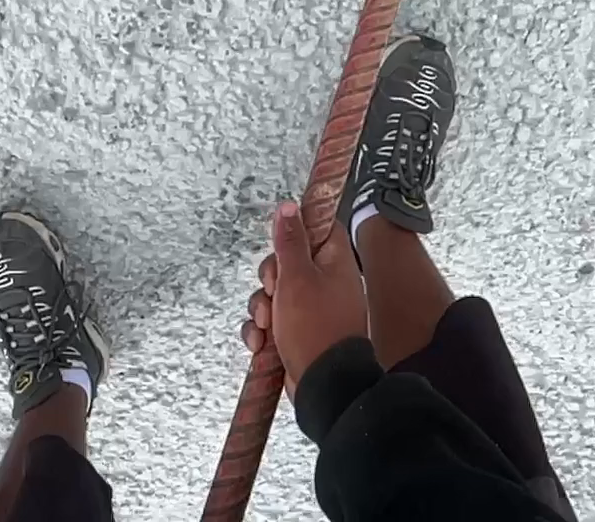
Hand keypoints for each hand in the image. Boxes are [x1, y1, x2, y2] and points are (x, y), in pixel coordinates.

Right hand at [240, 202, 367, 393]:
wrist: (324, 388)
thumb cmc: (315, 327)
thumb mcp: (296, 277)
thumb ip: (289, 241)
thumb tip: (288, 206)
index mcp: (334, 261)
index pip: (317, 228)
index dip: (296, 230)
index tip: (280, 241)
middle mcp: (325, 281)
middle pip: (287, 260)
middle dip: (269, 277)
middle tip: (273, 289)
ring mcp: (311, 308)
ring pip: (273, 292)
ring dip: (261, 307)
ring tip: (265, 324)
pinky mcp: (296, 332)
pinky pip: (270, 321)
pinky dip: (261, 331)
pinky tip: (260, 343)